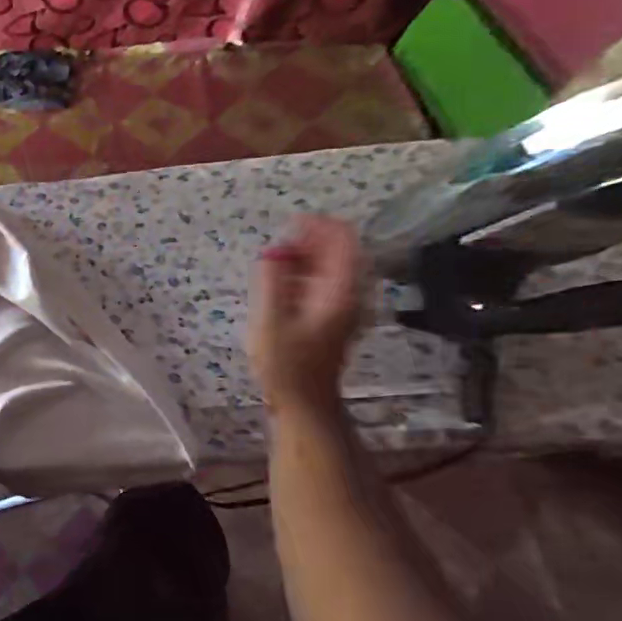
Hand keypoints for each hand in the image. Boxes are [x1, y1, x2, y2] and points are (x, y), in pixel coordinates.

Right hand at [249, 214, 370, 411]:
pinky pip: (323, 283)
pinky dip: (304, 273)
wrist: (303, 400)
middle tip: (279, 239)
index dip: (320, 226)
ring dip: (306, 256)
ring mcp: (343, 307)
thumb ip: (271, 282)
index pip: (343, 243)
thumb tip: (273, 251)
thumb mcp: (271, 320)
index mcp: (340, 292)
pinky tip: (281, 278)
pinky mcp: (332, 318)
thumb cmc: (285, 363)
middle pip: (340, 253)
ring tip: (275, 256)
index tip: (291, 220)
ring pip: (332, 268)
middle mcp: (350, 295)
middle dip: (311, 240)